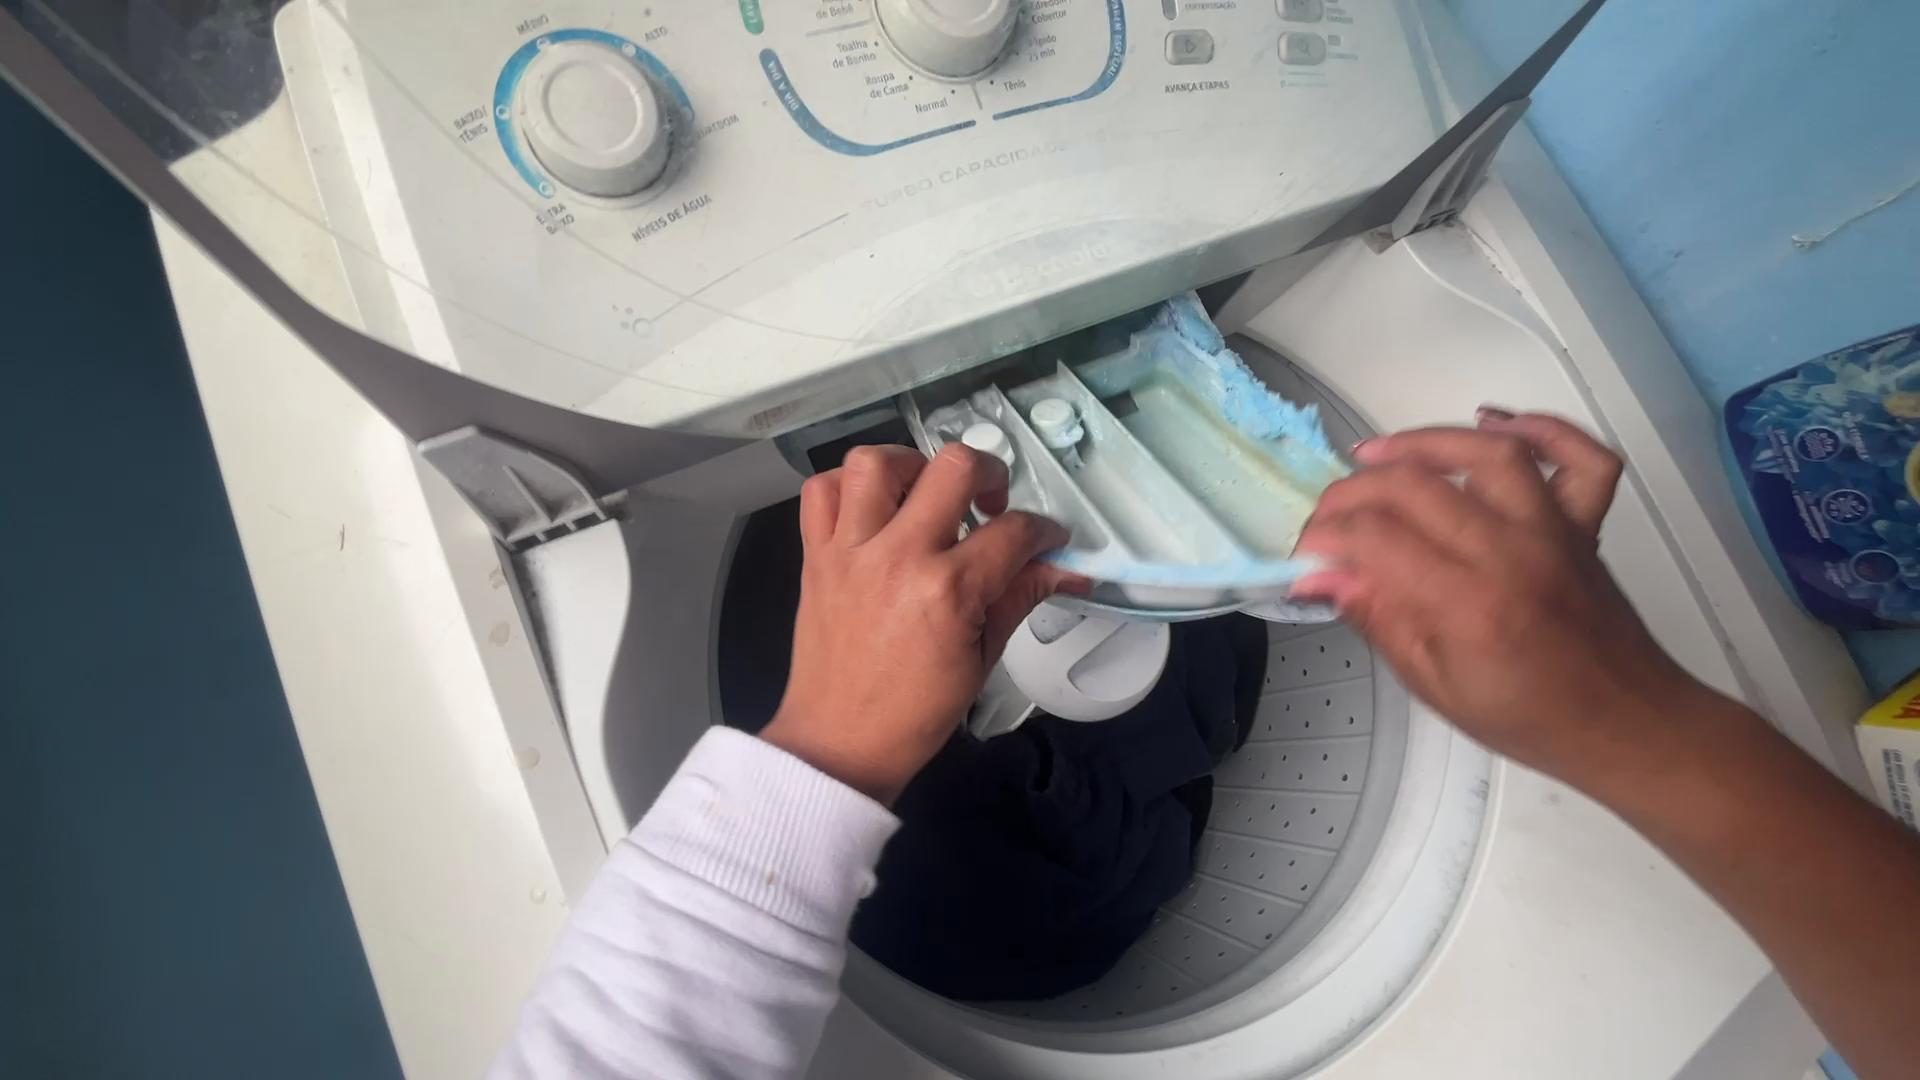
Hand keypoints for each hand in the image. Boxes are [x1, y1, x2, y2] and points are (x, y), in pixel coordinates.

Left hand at [761, 443, 1084, 804]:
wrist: (839, 742)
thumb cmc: (914, 712)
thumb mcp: (983, 658)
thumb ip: (1020, 597)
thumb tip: (1062, 569)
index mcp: (948, 590)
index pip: (1013, 533)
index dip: (1044, 532)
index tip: (1047, 540)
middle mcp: (898, 557)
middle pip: (953, 468)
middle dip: (989, 472)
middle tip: (991, 503)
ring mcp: (850, 551)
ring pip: (875, 462)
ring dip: (912, 466)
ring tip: (926, 495)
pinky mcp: (816, 556)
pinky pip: (820, 491)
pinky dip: (848, 487)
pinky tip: (873, 509)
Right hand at [1290, 409, 1716, 790]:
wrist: (1625, 725)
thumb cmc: (1523, 714)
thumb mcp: (1428, 681)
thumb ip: (1374, 617)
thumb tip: (1316, 577)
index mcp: (1466, 602)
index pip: (1374, 537)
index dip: (1324, 537)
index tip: (1305, 556)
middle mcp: (1511, 552)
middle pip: (1414, 485)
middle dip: (1349, 492)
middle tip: (1325, 517)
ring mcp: (1554, 530)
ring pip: (1487, 451)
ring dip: (1422, 441)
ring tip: (1375, 455)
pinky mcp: (1583, 523)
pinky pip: (1579, 457)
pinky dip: (1540, 429)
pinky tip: (1494, 424)